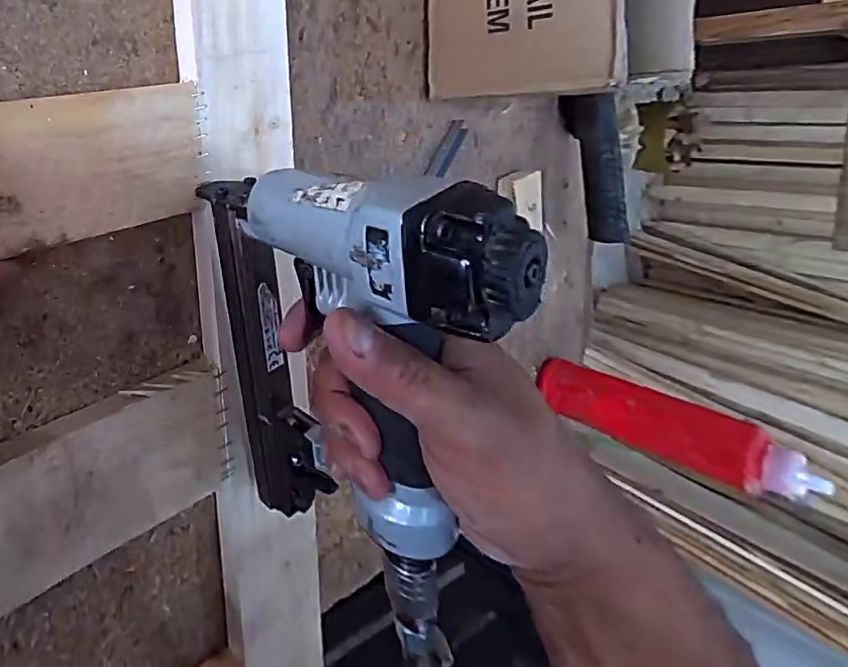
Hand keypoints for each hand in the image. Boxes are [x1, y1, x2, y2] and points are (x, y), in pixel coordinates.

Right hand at [279, 306, 627, 580]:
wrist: (552, 548)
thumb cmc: (530, 474)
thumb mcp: (461, 420)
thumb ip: (399, 374)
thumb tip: (341, 324)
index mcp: (436, 335)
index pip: (368, 300)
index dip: (324, 310)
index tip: (294, 336)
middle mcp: (416, 358)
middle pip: (341, 355)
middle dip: (339, 401)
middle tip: (363, 439)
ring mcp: (405, 397)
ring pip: (341, 396)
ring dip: (346, 438)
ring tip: (376, 470)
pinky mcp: (399, 432)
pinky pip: (350, 431)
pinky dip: (352, 457)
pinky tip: (375, 480)